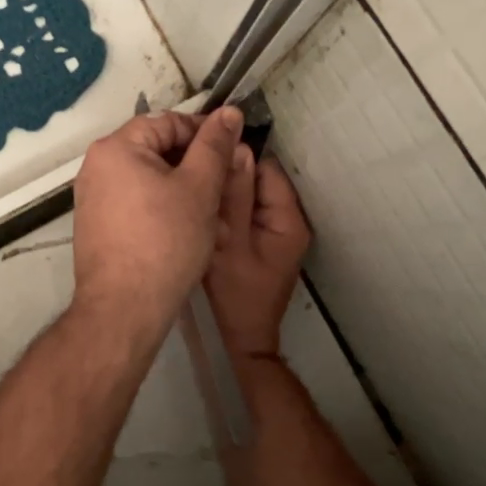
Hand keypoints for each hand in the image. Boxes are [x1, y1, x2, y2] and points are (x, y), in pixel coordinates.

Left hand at [71, 107, 243, 337]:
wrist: (123, 310)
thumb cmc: (164, 241)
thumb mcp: (200, 188)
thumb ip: (215, 146)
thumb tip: (229, 112)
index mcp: (116, 147)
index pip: (169, 122)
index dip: (205, 134)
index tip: (233, 154)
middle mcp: (97, 165)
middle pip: (159, 151)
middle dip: (198, 170)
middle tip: (228, 192)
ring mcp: (94, 197)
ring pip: (152, 181)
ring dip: (187, 194)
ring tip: (217, 222)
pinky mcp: (98, 225)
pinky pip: (138, 204)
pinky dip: (166, 211)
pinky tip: (192, 237)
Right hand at [205, 151, 310, 359]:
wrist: (243, 338)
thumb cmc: (237, 292)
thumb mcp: (230, 240)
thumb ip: (235, 195)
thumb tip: (238, 147)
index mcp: (288, 218)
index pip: (265, 168)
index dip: (236, 156)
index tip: (205, 152)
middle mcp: (289, 220)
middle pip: (259, 179)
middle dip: (230, 174)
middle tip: (196, 169)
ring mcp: (277, 231)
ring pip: (251, 195)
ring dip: (228, 190)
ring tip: (198, 185)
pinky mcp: (263, 240)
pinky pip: (247, 211)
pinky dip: (229, 206)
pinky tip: (206, 207)